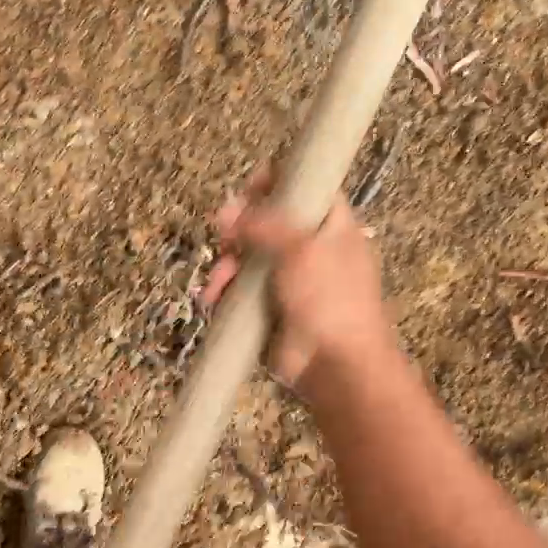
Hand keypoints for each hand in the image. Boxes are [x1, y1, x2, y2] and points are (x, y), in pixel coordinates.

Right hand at [201, 163, 397, 391]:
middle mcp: (308, 248)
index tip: (247, 190)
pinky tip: (212, 300)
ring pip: (244, 259)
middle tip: (225, 241)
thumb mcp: (301, 250)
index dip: (275, 183)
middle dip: (237, 232)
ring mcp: (285, 280)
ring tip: (218, 283)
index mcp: (330, 225)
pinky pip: (236, 291)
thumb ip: (264, 224)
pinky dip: (222, 293)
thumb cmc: (330, 299)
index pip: (304, 187)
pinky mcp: (265, 308)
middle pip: (263, 223)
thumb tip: (226, 208)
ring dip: (224, 267)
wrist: (335, 364)